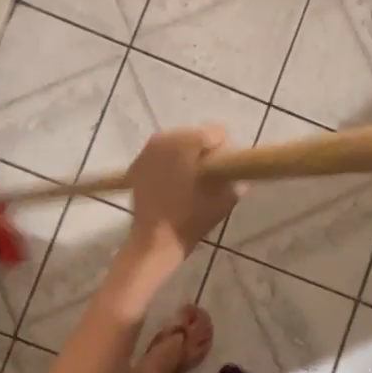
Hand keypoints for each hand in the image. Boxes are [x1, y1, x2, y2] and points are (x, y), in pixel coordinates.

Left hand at [125, 126, 240, 265]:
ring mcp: (146, 150)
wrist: (156, 239)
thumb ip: (235, 174)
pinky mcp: (136, 164)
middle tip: (208, 176)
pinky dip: (168, 164)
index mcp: (187, 140)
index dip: (224, 152)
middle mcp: (164, 137)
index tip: (225, 171)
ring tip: (189, 181)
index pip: (217, 133)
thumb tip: (235, 167)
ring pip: (175, 144)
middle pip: (194, 136)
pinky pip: (160, 156)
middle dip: (202, 152)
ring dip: (185, 157)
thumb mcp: (227, 196)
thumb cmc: (193, 216)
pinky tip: (172, 184)